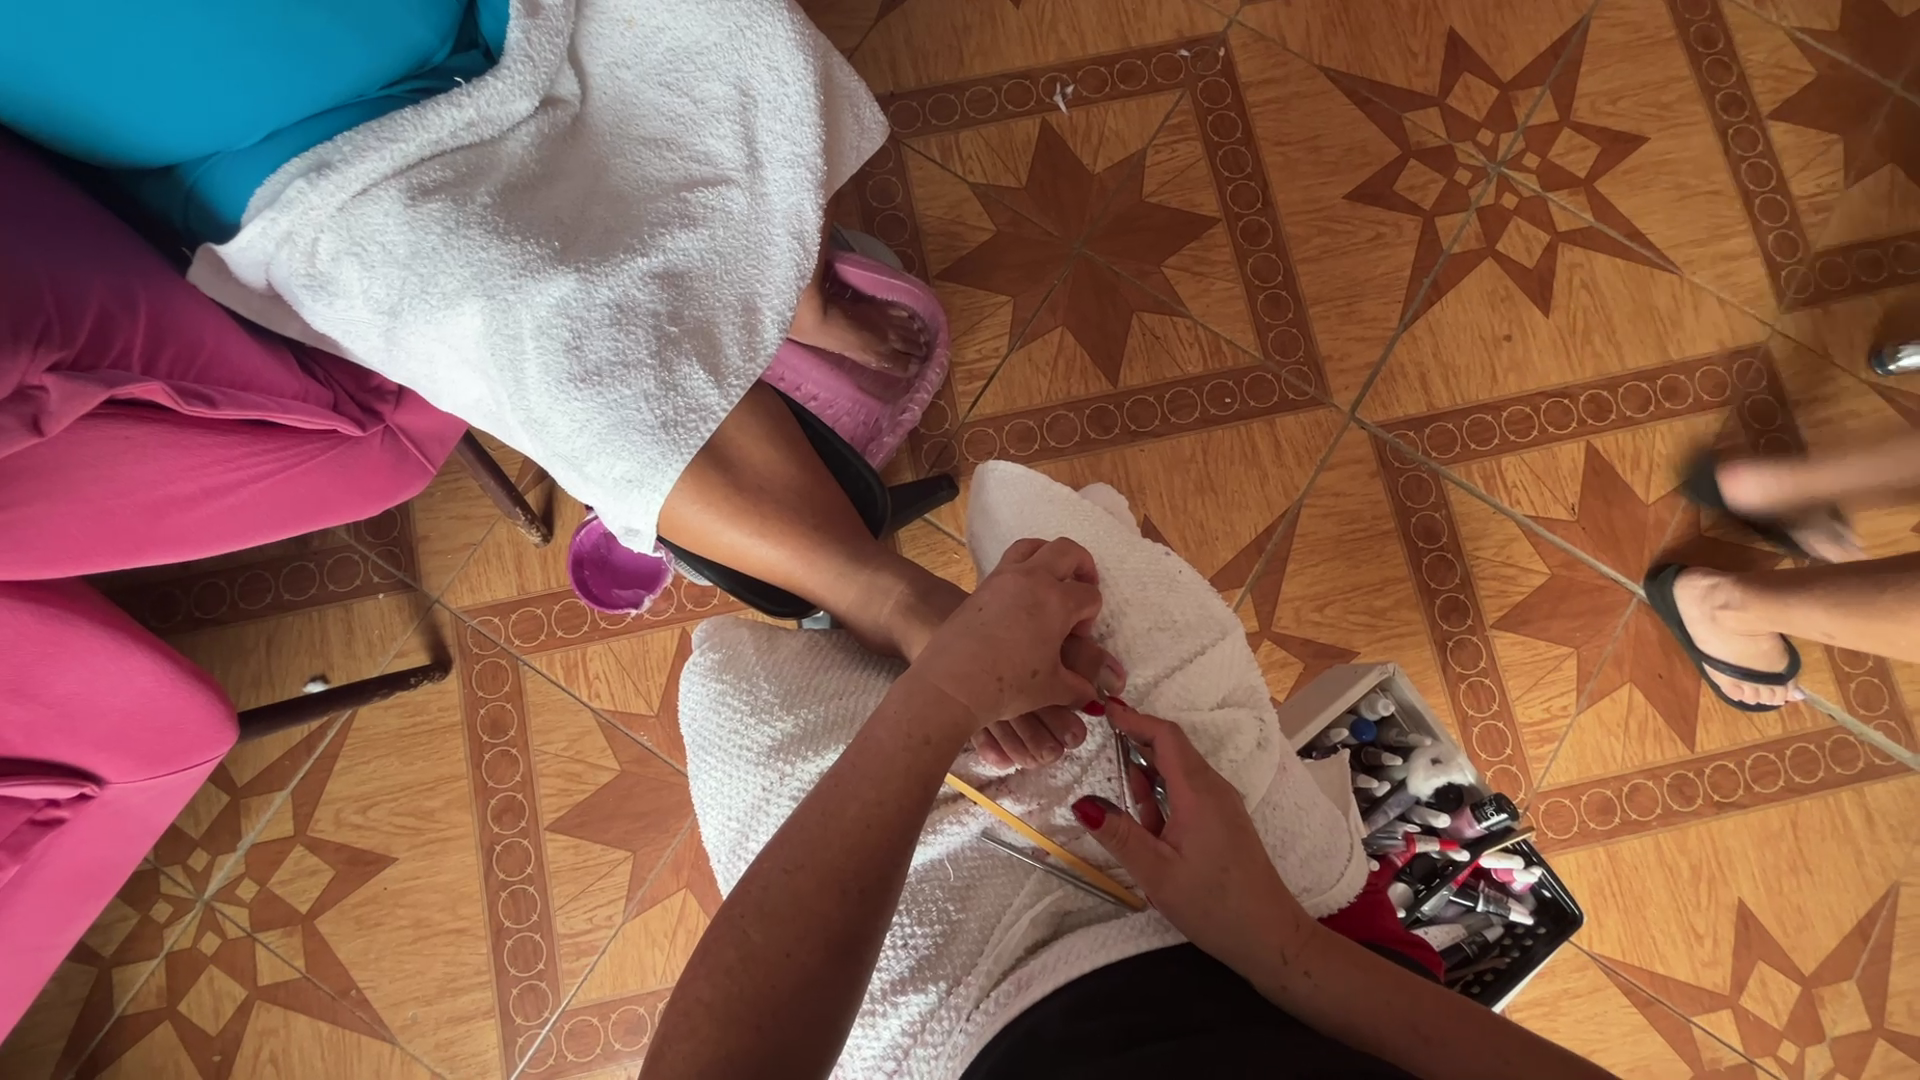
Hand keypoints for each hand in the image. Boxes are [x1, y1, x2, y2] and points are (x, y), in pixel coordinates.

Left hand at [908, 538, 1113, 753]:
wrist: (954, 682)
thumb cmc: (1008, 685)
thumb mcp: (1052, 689)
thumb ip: (1077, 687)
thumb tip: (1089, 693)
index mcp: (1057, 601)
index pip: (1089, 595)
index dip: (1090, 615)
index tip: (1078, 636)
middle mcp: (1032, 579)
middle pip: (1067, 551)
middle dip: (1083, 564)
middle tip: (1084, 585)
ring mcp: (1004, 577)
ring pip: (1032, 546)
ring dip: (1049, 554)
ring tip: (1053, 575)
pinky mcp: (981, 585)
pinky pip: (1008, 562)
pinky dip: (1022, 567)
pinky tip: (1022, 595)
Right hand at [1073, 702, 1313, 969]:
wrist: (1273, 939)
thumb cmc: (1215, 906)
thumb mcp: (1157, 874)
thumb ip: (1119, 835)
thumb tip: (1082, 803)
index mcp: (1198, 792)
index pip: (1166, 735)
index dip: (1134, 718)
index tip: (1104, 711)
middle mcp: (1214, 788)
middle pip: (1170, 750)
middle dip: (1136, 756)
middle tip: (1110, 780)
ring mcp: (1223, 803)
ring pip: (1178, 773)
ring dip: (1149, 786)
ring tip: (1139, 828)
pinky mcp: (1225, 819)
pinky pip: (1188, 791)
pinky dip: (1164, 800)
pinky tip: (1156, 834)